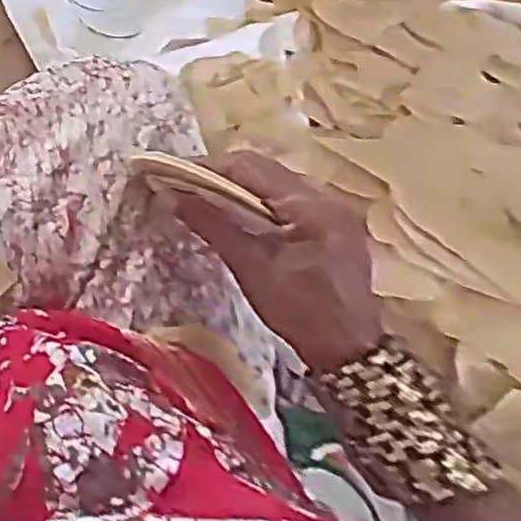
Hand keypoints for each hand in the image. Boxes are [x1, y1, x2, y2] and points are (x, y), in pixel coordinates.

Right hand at [157, 151, 380, 371]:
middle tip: (183, 185)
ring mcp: (331, 208)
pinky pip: (283, 196)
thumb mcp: (250, 266)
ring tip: (203, 197)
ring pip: (271, 180)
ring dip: (236, 185)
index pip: (248, 167)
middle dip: (219, 173)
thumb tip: (170, 195)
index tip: (173, 175)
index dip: (206, 167)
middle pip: (261, 168)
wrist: (350, 353)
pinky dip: (255, 199)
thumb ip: (211, 223)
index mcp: (310, 204)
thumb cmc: (300, 311)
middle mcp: (325, 196)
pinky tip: (235, 212)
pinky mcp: (329, 222)